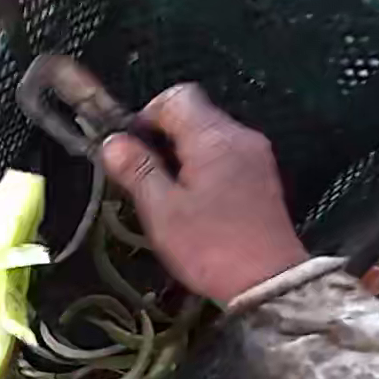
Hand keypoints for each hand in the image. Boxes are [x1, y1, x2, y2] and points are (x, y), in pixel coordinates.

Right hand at [99, 83, 308, 303]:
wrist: (265, 281)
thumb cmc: (208, 246)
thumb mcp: (162, 211)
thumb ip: (137, 171)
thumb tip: (112, 143)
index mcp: (212, 138)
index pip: (177, 96)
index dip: (146, 115)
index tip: (130, 149)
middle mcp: (240, 136)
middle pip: (194, 115)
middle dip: (162, 138)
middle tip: (142, 178)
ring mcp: (256, 156)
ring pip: (209, 137)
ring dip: (181, 156)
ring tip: (165, 195)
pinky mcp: (262, 178)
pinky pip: (225, 157)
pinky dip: (202, 169)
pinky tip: (193, 203)